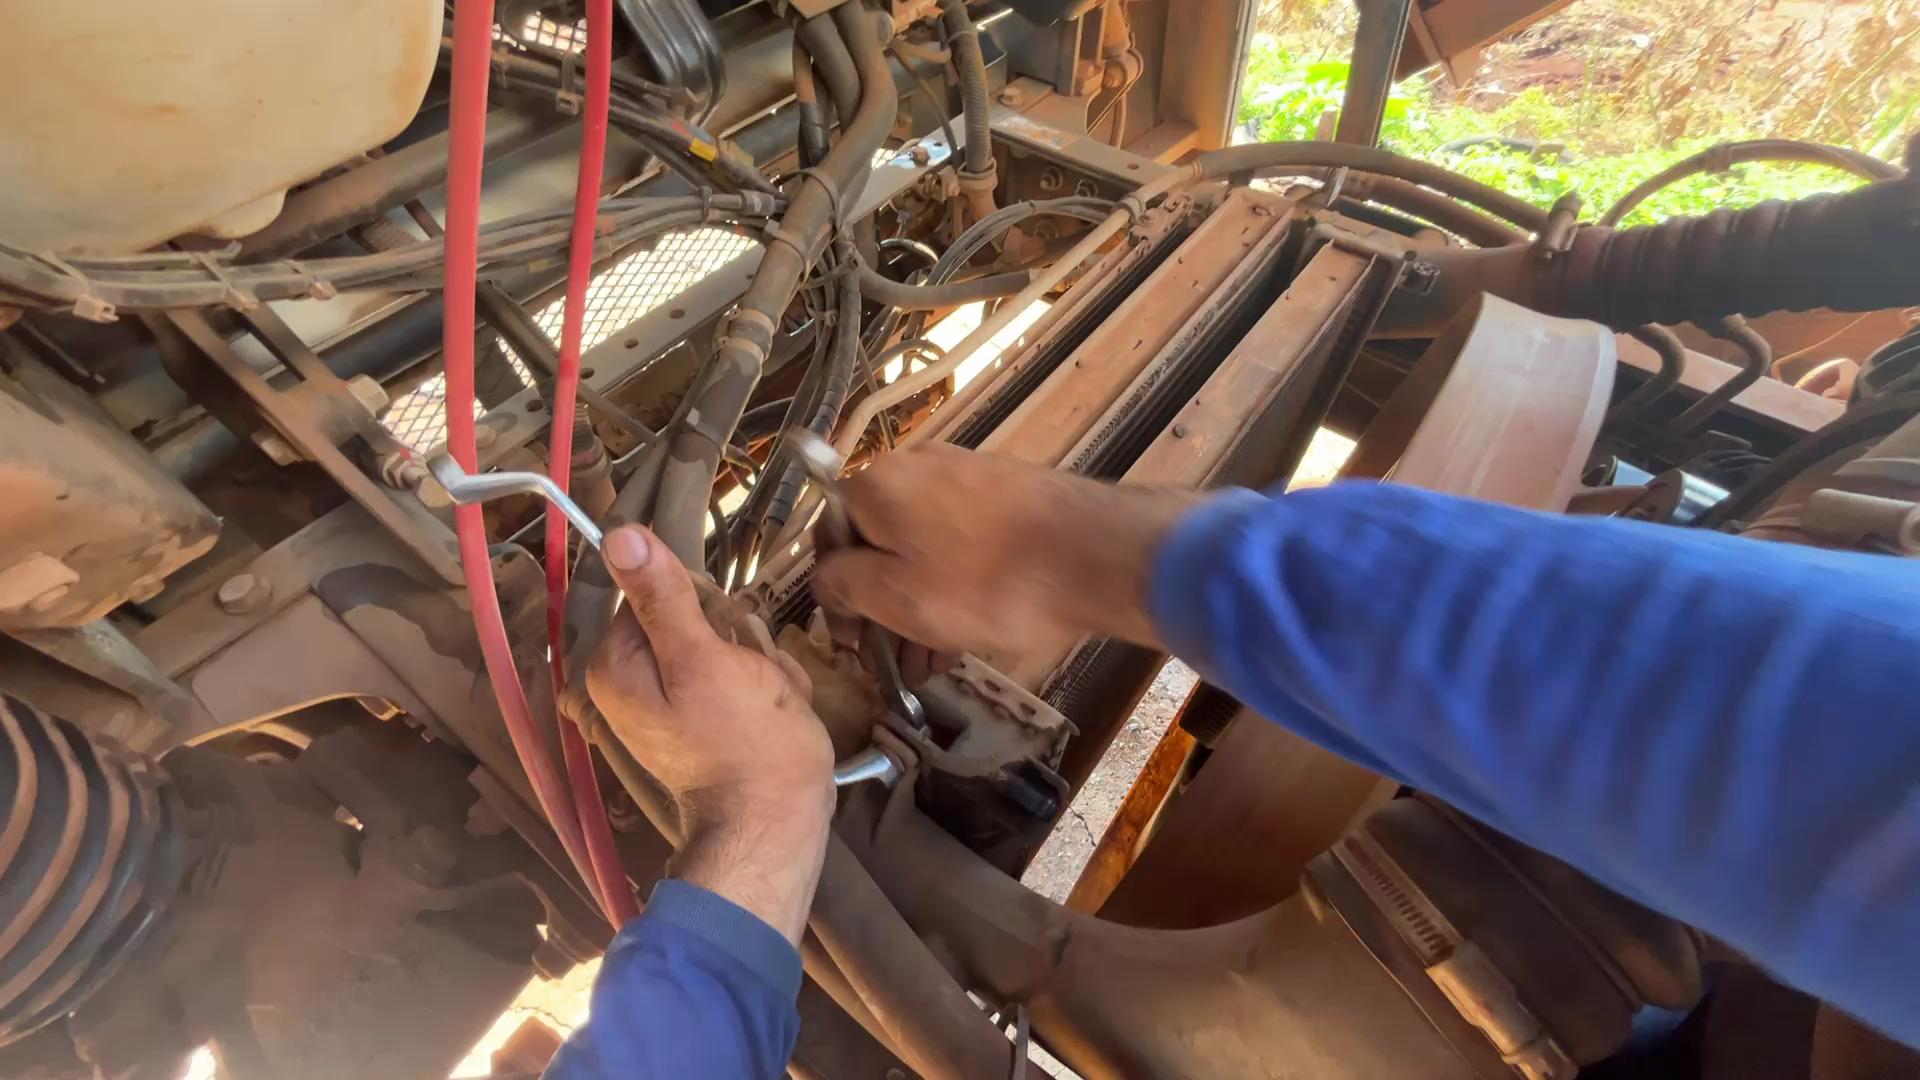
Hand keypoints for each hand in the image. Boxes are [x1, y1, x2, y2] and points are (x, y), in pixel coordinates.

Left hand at [588, 525, 834, 943]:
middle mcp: (636, 676)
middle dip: (740, 638)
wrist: (778, 815)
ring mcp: (672, 697)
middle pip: (700, 613)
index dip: (707, 606)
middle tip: (752, 677)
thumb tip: (619, 534)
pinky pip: (741, 669)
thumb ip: (664, 598)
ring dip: (760, 659)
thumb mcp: (702, 659)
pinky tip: (774, 707)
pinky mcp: (707, 711)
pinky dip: (765, 681)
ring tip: (768, 695)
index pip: (663, 588)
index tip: (728, 641)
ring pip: (730, 639)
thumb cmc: (743, 737)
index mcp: (619, 660)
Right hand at [811, 444, 1198, 658]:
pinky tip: (967, 632)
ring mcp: (964, 475)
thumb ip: (842, 584)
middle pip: (879, 546)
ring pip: (922, 548)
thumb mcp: (896, 596)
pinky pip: (960, 541)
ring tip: (933, 663)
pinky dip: (953, 584)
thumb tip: (827, 578)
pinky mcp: (1005, 492)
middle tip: (897, 665)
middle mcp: (914, 467)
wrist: (1095, 551)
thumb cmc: (986, 582)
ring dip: (919, 606)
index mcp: (875, 485)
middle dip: (884, 612)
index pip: (829, 542)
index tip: (854, 649)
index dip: (835, 602)